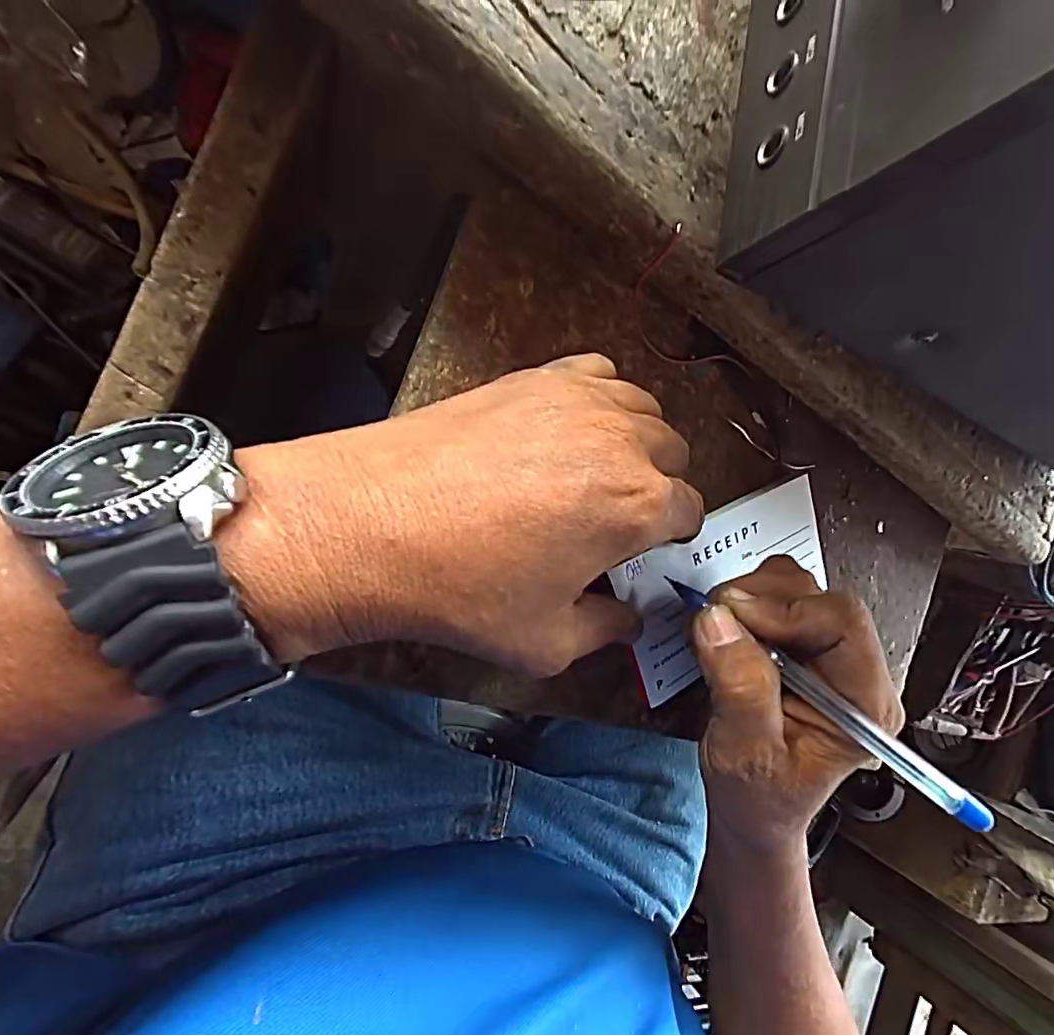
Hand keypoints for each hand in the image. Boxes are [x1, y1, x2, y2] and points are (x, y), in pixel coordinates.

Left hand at [224, 354, 704, 673]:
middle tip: (622, 514)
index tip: (650, 548)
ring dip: (638, 440)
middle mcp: (620, 442)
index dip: (674, 534)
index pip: (690, 509)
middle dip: (660, 485)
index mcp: (636, 505)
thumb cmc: (460, 590)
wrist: (363, 526)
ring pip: (643, 409)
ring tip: (603, 470)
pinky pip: (596, 373)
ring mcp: (576, 400)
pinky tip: (574, 426)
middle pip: (674, 453)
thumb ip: (607, 631)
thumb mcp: (546, 642)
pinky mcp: (533, 378)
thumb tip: (627, 619)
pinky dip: (601, 397)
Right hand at [691, 555, 903, 855]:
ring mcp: (831, 651)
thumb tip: (720, 622)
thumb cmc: (761, 798)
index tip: (733, 618)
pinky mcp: (805, 640)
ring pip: (797, 589)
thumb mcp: (746, 755)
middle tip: (713, 621)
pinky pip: (778, 596)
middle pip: (818, 599)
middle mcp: (857, 670)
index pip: (843, 624)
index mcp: (865, 704)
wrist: (755, 810)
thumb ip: (740, 688)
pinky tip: (728, 634)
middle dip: (759, 602)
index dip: (785, 611)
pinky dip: (746, 604)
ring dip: (749, 600)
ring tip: (717, 633)